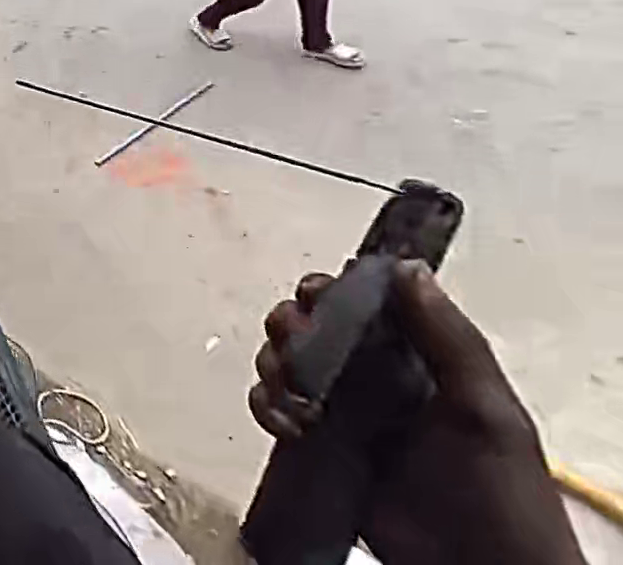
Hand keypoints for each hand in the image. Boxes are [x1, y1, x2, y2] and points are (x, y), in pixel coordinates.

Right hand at [250, 263, 581, 564]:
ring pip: (277, 360)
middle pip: (302, 326)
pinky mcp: (310, 436)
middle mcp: (367, 375)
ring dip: (275, 371)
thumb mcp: (486, 413)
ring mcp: (336, 406)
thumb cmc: (492, 490)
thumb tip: (407, 268)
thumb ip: (449, 341)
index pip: (354, 304)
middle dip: (288, 332)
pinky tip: (288, 426)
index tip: (312, 298)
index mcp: (410, 360)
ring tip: (299, 403)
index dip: (323, 292)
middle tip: (298, 352)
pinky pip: (266, 402)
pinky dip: (265, 406)